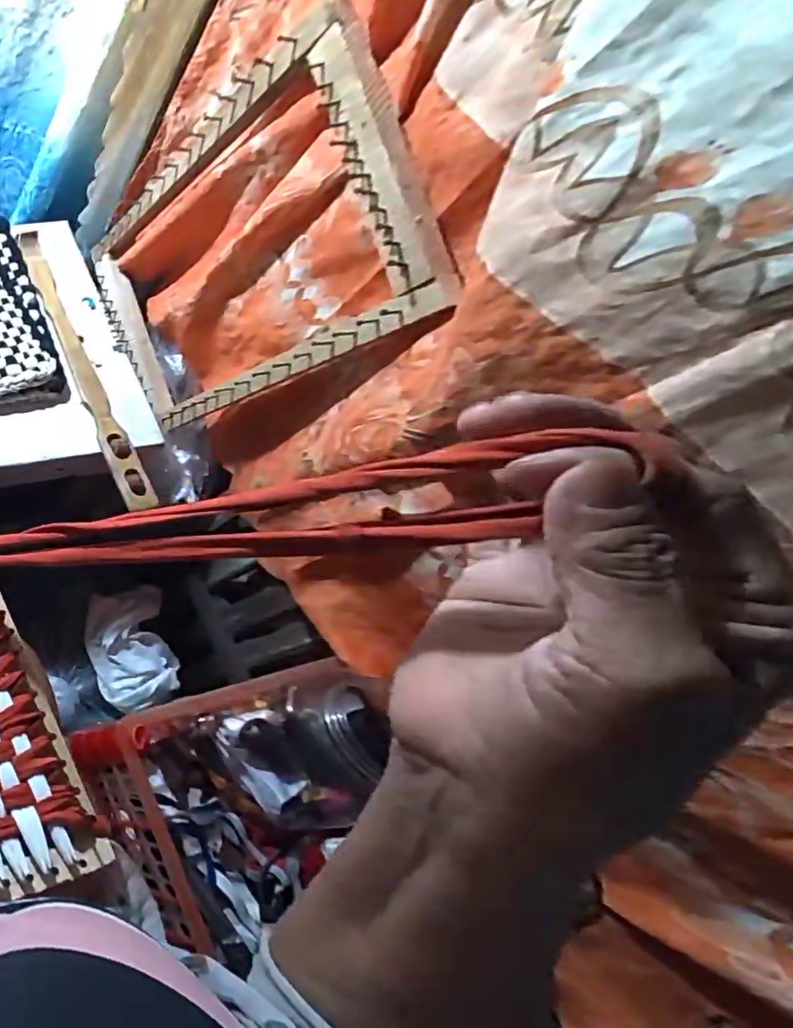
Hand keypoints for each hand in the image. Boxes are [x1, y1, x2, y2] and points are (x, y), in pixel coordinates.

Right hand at [388, 394, 792, 865]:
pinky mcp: (513, 576)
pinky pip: (509, 515)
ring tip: (470, 434)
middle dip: (571, 435)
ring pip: (571, 486)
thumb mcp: (631, 671)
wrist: (472, 784)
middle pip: (638, 476)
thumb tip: (596, 466)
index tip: (537, 452)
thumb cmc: (575, 751)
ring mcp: (586, 572)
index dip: (628, 457)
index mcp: (745, 602)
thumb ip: (626, 570)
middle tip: (490, 419)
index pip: (705, 496)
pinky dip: (483, 484)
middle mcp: (674, 575)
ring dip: (524, 450)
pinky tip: (457, 469)